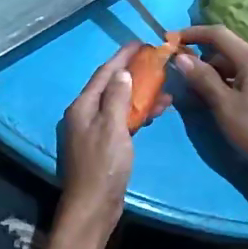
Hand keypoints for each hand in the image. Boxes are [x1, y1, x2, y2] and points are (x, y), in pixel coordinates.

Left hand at [57, 42, 167, 243]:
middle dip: (133, 72)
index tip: (140, 43)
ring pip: (118, 103)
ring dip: (139, 94)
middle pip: (110, 86)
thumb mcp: (112, 127)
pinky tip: (156, 111)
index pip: (104, 74)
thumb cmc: (103, 165)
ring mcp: (94, 130)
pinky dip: (138, 113)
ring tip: (164, 87)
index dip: (121, 57)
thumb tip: (122, 72)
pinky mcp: (104, 145)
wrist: (93, 205)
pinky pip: (122, 119)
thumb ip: (116, 98)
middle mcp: (85, 114)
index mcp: (82, 107)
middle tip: (156, 62)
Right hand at [176, 25, 247, 192]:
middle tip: (179, 69)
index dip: (193, 33)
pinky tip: (213, 95)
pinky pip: (241, 75)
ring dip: (211, 70)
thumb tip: (181, 57)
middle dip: (201, 55)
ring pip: (232, 63)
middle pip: (226, 48)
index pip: (219, 34)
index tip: (170, 40)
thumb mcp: (224, 105)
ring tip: (193, 87)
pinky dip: (224, 80)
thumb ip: (202, 78)